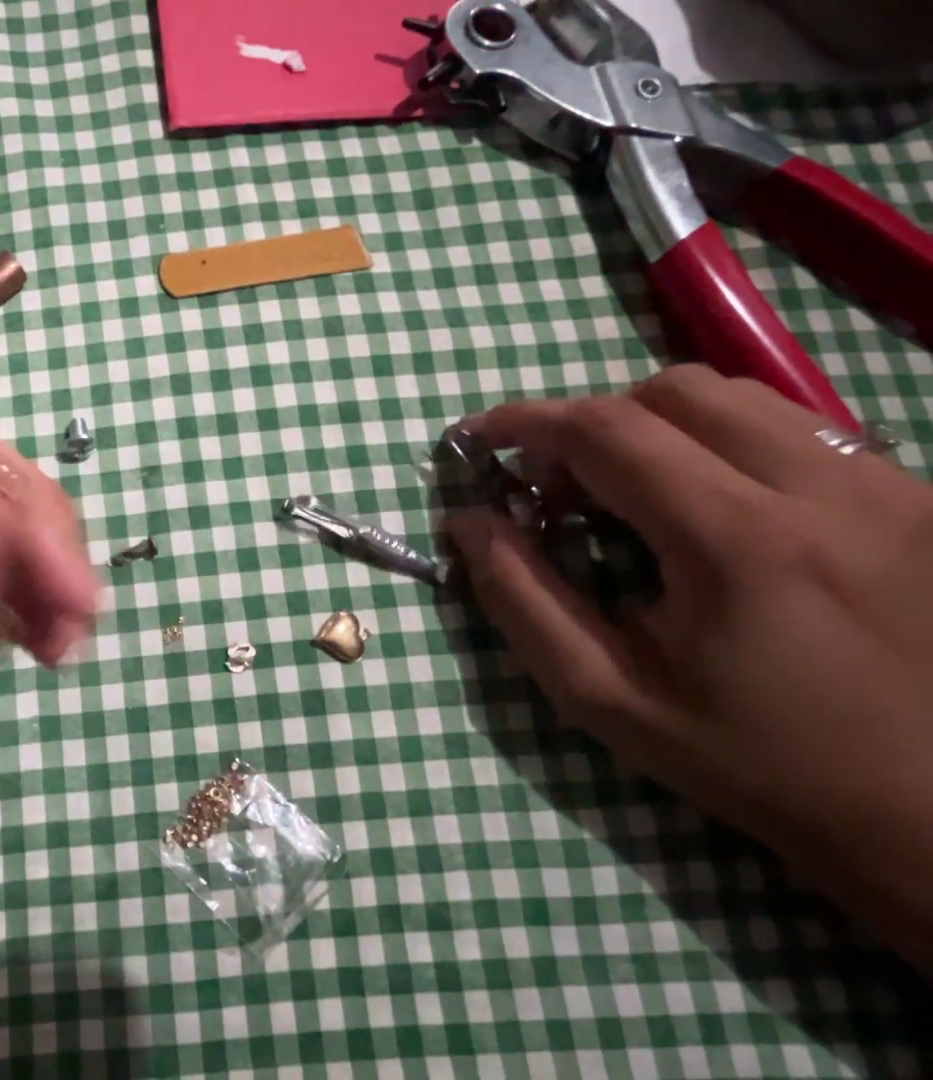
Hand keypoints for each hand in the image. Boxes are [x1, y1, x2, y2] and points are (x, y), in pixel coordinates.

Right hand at [447, 364, 932, 968]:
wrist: (930, 809)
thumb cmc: (748, 758)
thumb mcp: (601, 694)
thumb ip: (519, 597)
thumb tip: (469, 519)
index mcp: (736, 542)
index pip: (607, 431)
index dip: (525, 421)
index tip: (476, 437)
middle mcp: (825, 490)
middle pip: (676, 392)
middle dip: (590, 419)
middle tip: (557, 482)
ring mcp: (891, 488)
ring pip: (744, 399)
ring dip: (658, 425)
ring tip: (629, 489)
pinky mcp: (924, 501)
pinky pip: (800, 432)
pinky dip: (724, 444)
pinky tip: (708, 506)